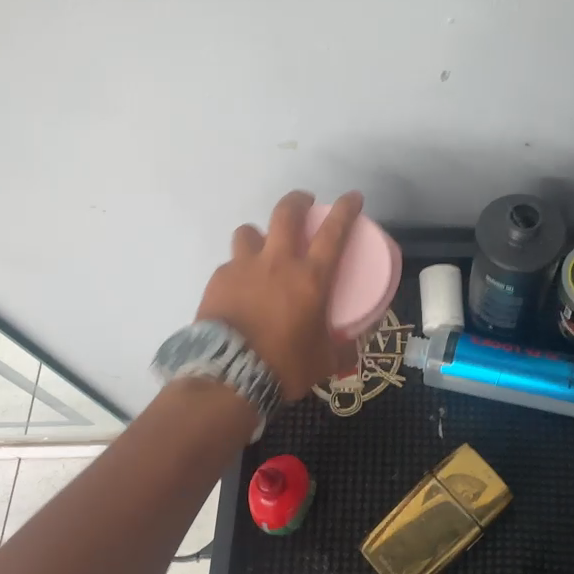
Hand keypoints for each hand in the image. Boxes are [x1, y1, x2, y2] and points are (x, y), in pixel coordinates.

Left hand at [197, 190, 362, 400]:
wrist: (229, 376)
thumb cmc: (285, 365)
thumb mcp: (325, 361)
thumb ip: (344, 349)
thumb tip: (355, 348)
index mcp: (310, 278)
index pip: (334, 231)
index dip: (346, 209)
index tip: (353, 197)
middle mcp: (277, 262)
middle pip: (286, 213)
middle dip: (297, 201)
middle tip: (304, 203)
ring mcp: (243, 267)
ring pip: (249, 231)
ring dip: (259, 234)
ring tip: (262, 247)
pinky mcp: (218, 280)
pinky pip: (230, 264)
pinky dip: (238, 269)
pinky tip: (240, 286)